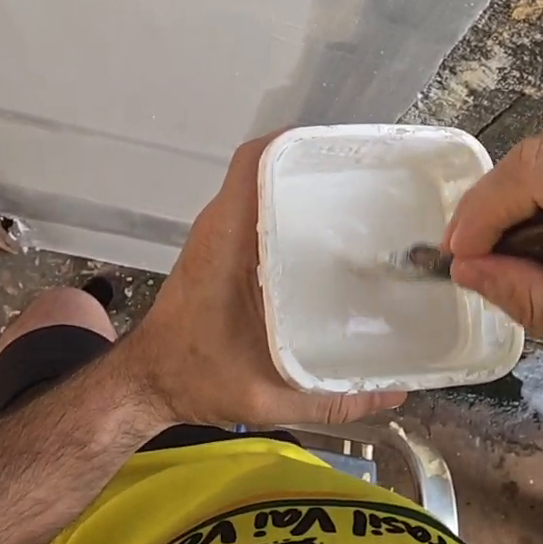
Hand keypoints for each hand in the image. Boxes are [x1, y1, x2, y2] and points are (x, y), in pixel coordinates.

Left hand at [118, 133, 405, 427]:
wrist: (148, 381)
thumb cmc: (196, 377)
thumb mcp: (267, 396)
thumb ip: (331, 400)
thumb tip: (394, 391)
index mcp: (227, 240)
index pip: (253, 163)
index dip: (293, 143)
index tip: (340, 152)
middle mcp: (221, 225)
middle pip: (265, 168)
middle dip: (313, 166)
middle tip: (367, 183)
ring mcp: (218, 233)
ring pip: (261, 186)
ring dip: (301, 186)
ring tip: (356, 204)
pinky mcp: (220, 246)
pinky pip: (257, 209)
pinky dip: (288, 209)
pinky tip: (326, 237)